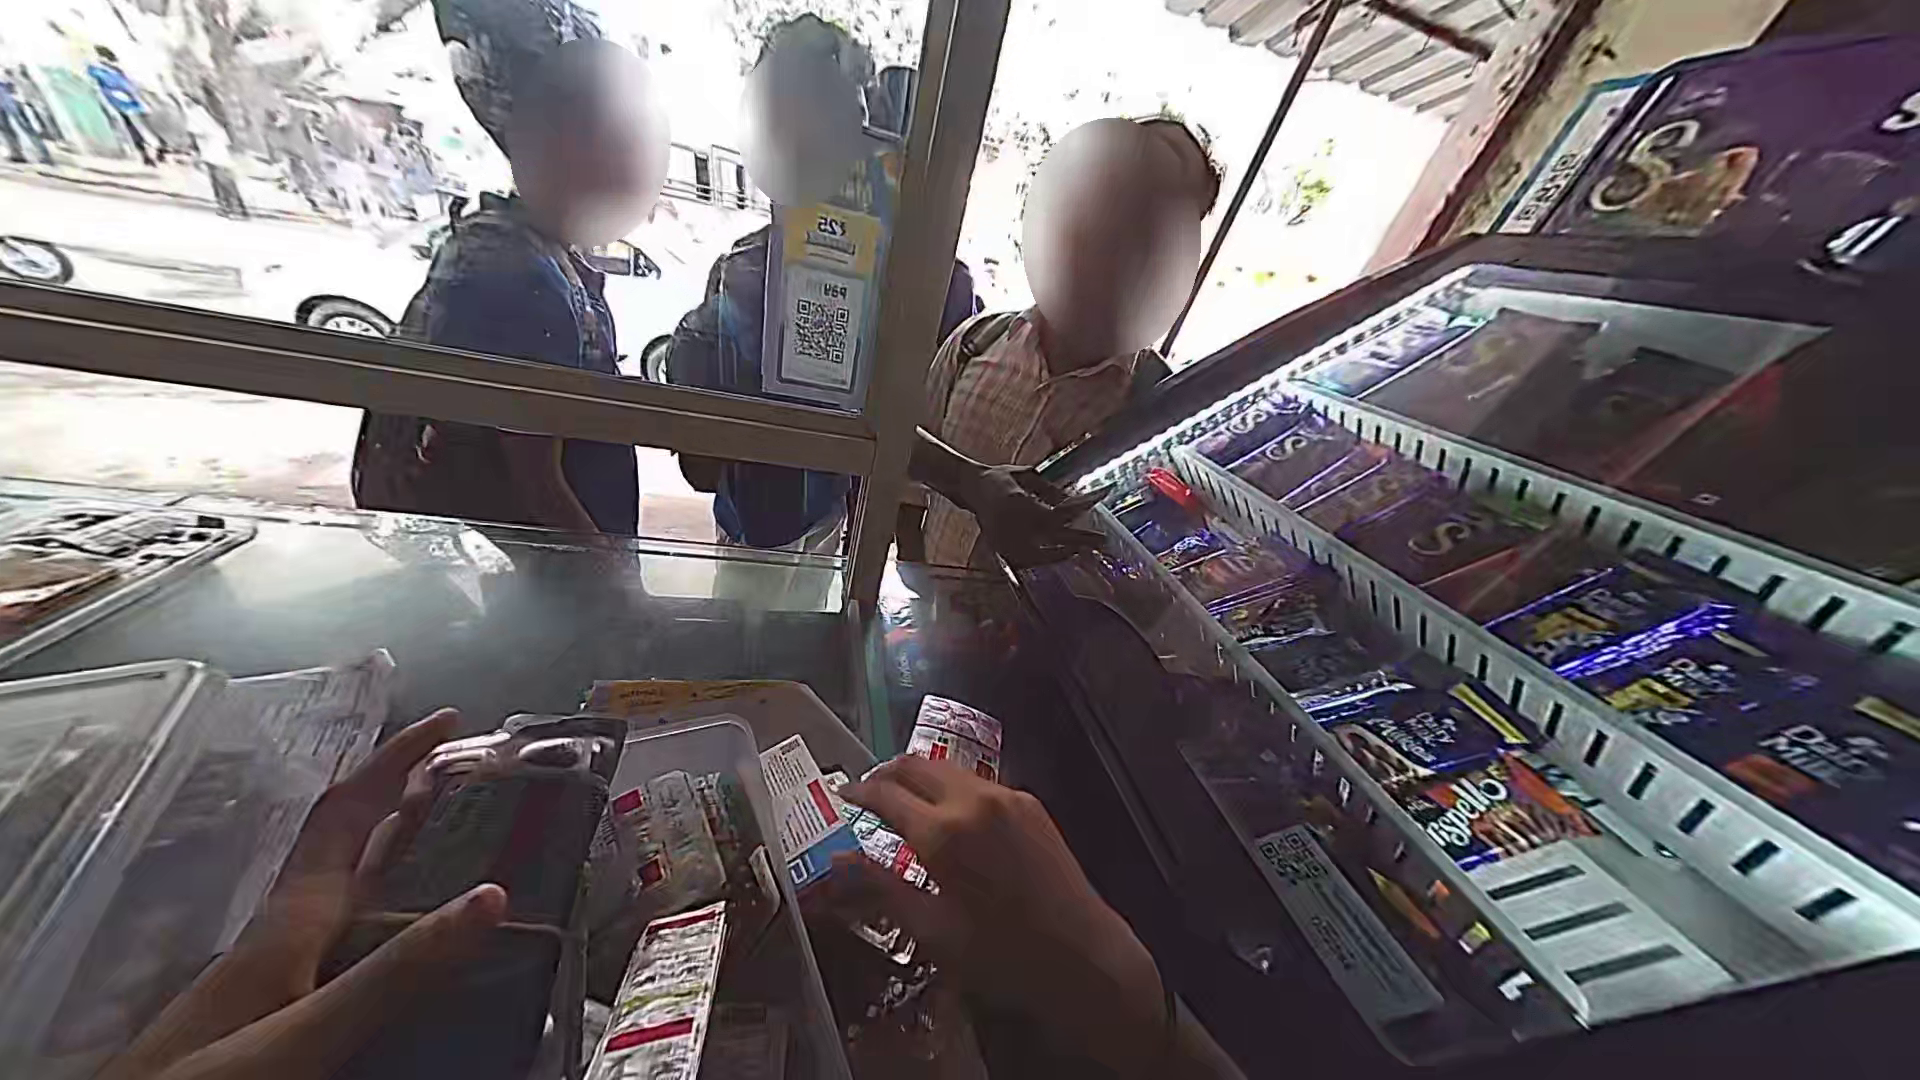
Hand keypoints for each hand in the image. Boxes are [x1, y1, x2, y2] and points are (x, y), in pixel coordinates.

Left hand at [102, 710, 506, 1079]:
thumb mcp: (299, 1037)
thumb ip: (394, 970)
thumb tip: (495, 894)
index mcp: (294, 918)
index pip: (348, 813)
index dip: (396, 759)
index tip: (448, 720)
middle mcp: (292, 928)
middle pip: (354, 836)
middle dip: (410, 788)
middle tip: (473, 765)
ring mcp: (285, 965)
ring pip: (358, 876)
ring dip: (407, 835)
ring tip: (464, 818)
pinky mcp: (287, 999)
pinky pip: (360, 918)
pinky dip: (399, 889)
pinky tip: (425, 908)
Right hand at [820, 757, 1167, 1071]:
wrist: (1084, 955)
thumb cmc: (1002, 954)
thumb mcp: (933, 931)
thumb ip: (881, 887)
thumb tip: (837, 861)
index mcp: (944, 832)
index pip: (887, 794)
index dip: (860, 791)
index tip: (844, 794)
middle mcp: (973, 800)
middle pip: (916, 764)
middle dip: (886, 772)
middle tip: (869, 790)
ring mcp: (1005, 795)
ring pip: (948, 768)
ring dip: (920, 776)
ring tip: (905, 799)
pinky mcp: (1028, 800)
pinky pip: (978, 783)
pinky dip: (952, 788)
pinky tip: (951, 814)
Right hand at [960, 466, 1111, 567]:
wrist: (970, 488)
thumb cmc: (1000, 479)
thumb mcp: (1027, 476)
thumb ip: (1050, 490)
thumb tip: (1076, 502)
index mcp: (1018, 501)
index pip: (1057, 511)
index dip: (1081, 506)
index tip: (1100, 500)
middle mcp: (1011, 522)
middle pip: (1054, 536)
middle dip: (1080, 539)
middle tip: (1101, 541)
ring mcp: (1004, 538)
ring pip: (1040, 554)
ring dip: (1062, 553)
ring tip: (1080, 550)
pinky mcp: (1000, 547)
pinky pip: (1026, 559)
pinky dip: (1043, 559)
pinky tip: (1057, 555)